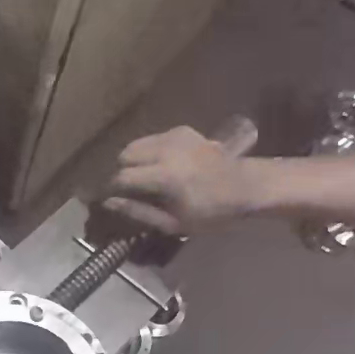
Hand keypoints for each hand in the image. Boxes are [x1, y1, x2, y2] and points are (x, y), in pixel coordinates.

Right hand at [105, 126, 258, 234]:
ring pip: (136, 144)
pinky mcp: (181, 130)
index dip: (111, 189)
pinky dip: (148, 152)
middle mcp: (166, 149)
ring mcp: (174, 136)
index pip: (122, 177)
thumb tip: (110, 203)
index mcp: (165, 175)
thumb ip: (139, 212)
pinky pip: (152, 139)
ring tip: (141, 178)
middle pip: (124, 155)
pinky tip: (159, 167)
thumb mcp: (174, 223)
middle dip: (121, 172)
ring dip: (133, 161)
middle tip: (127, 190)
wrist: (247, 187)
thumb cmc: (212, 213)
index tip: (107, 199)